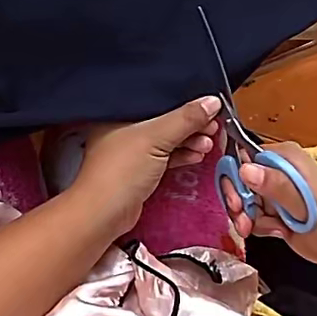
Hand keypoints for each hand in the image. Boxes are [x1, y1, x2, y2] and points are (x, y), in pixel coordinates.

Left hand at [68, 96, 222, 234]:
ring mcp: (132, 152)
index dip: (184, 102)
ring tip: (208, 142)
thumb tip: (211, 102)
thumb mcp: (156, 137)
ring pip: (167, 140)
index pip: (158, 101)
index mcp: (119, 114)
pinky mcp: (140, 171)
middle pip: (165, 120)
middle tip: (212, 126)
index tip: (208, 107)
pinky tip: (197, 155)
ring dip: (189, 141)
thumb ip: (185, 118)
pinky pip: (165, 157)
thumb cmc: (120, 172)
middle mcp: (123, 130)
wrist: (104, 214)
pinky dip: (182, 155)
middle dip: (191, 124)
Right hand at [219, 140, 316, 269]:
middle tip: (243, 220)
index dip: (236, 178)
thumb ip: (276, 186)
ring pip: (245, 198)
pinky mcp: (276, 208)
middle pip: (241, 178)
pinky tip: (274, 231)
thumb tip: (246, 169)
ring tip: (254, 229)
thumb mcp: (304, 204)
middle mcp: (280, 169)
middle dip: (238, 201)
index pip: (245, 157)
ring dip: (246, 216)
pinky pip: (254, 213)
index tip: (237, 201)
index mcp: (287, 158)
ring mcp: (278, 189)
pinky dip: (257, 225)